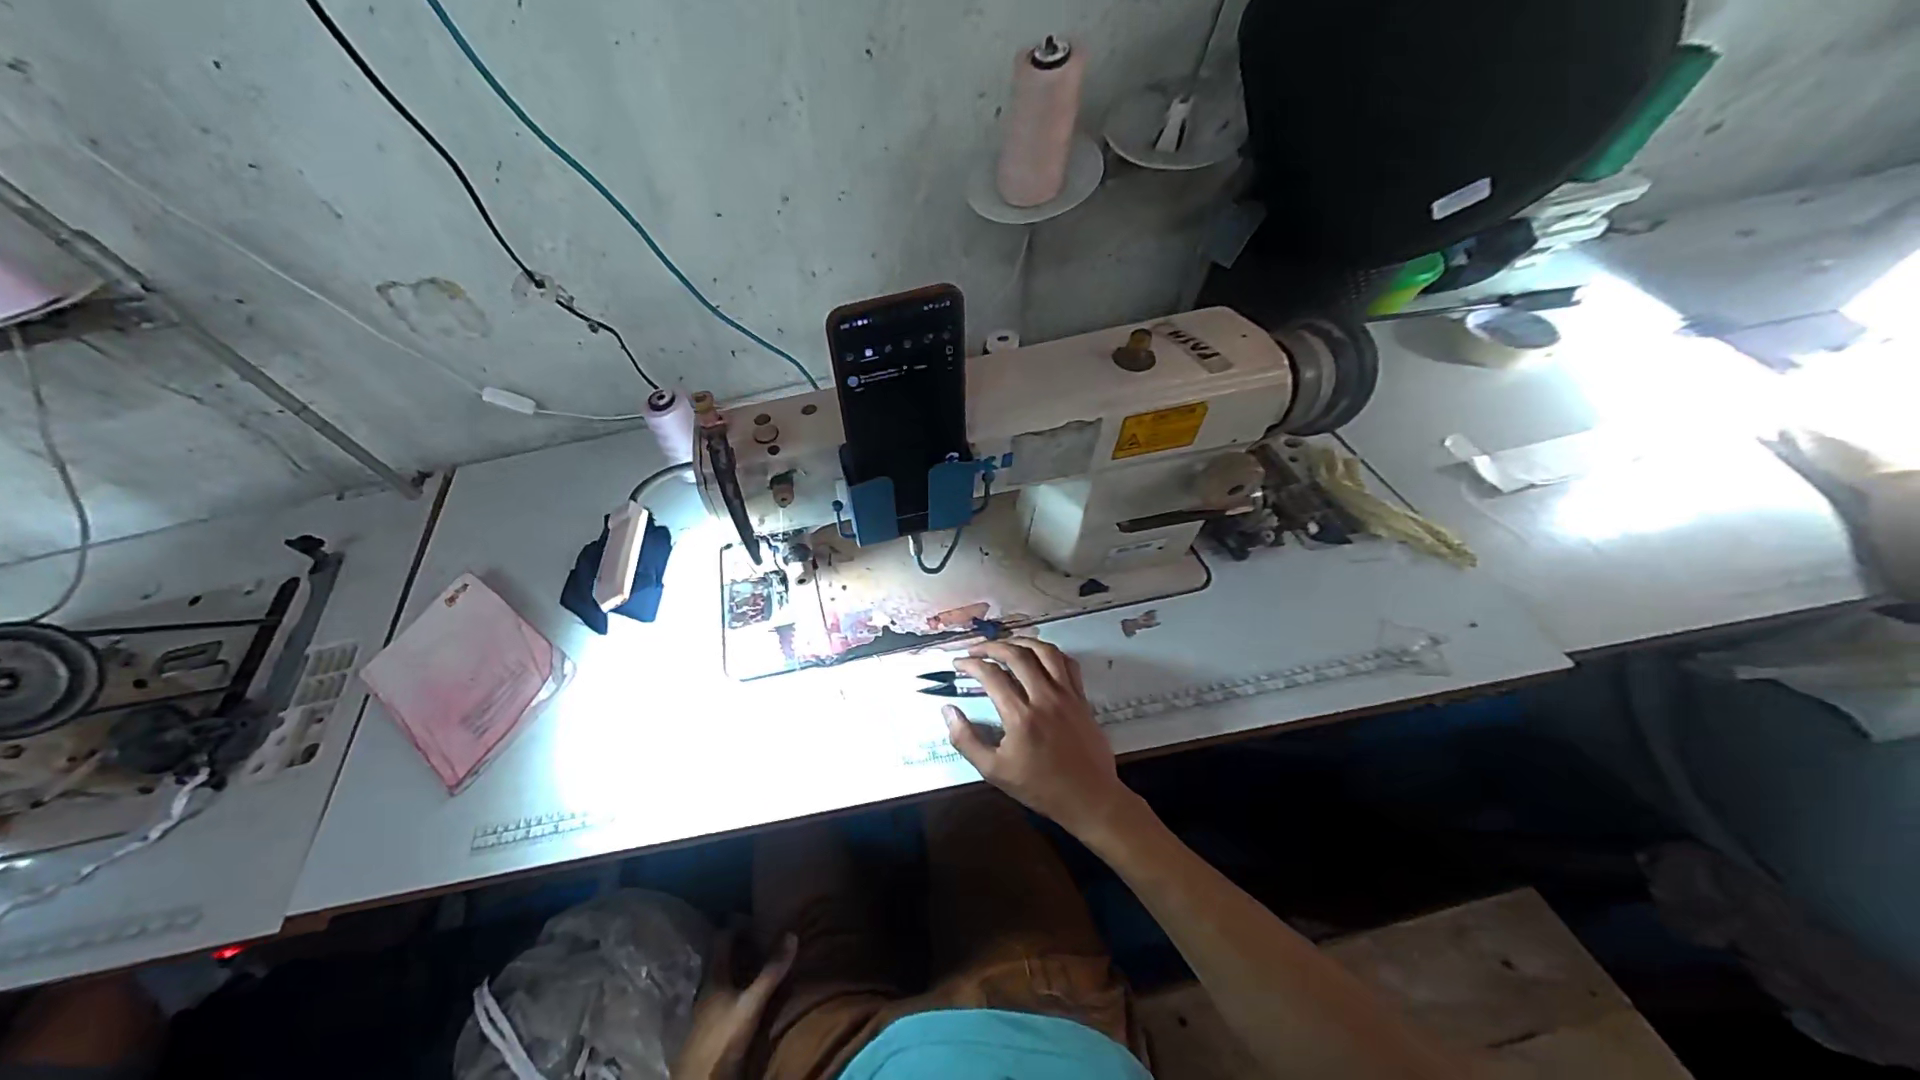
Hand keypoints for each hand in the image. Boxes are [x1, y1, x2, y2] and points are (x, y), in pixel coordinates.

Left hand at [671, 930, 795, 1079]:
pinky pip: (728, 996)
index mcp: (714, 976)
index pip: (722, 938)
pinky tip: (754, 994)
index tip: (760, 919)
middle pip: (724, 957)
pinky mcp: (713, 1025)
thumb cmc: (723, 1037)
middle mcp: (708, 987)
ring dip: (743, 968)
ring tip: (766, 963)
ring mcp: (708, 1008)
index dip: (738, 925)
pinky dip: (741, 988)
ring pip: (726, 978)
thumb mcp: (751, 1003)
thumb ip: (770, 972)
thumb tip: (791, 934)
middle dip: (744, 946)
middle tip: (768, 938)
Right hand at [945, 639, 1140, 840]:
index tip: (959, 664)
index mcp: (1020, 716)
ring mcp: (1067, 695)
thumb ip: (966, 740)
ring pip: (1045, 651)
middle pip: (1016, 655)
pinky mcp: (1082, 698)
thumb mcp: (994, 771)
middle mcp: (1044, 698)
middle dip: (991, 646)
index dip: (970, 665)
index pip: (991, 676)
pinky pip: (1067, 663)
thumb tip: (948, 711)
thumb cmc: (1039, 787)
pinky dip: (1050, 653)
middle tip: (976, 650)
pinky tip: (1039, 656)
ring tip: (1005, 644)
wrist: (1089, 798)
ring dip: (1022, 641)